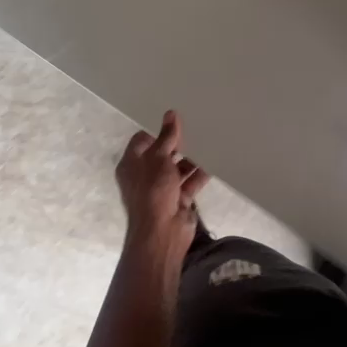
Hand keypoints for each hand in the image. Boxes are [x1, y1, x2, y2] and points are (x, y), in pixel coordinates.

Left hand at [116, 110, 209, 262]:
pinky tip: (214, 160)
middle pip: (162, 154)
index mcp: (131, 164)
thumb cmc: (153, 190)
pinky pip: (190, 182)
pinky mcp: (179, 200)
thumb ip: (167, 136)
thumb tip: (171, 113)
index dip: (156, 130)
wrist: (162, 233)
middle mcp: (145, 175)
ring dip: (191, 158)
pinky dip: (200, 173)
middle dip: (177, 143)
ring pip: (178, 168)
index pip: (142, 140)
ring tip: (208, 140)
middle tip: (195, 126)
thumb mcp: (159, 157)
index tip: (175, 119)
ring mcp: (162, 189)